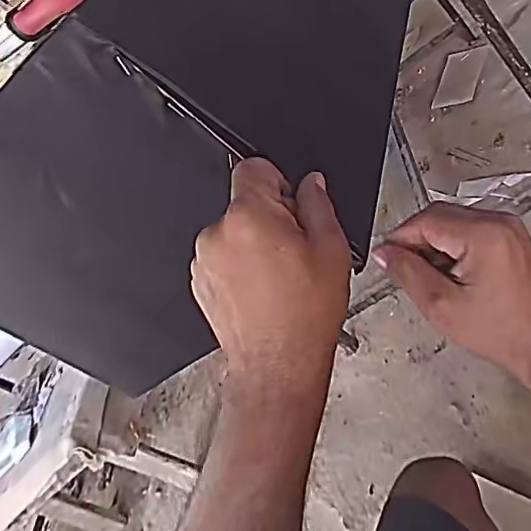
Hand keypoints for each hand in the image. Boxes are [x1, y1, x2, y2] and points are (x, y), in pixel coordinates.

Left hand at [191, 158, 350, 392]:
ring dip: (252, 242)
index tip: (288, 199)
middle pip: (244, 203)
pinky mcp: (199, 279)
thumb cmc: (304, 314)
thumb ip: (318, 204)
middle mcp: (217, 233)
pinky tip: (262, 289)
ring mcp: (204, 258)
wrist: (277, 364)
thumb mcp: (330, 249)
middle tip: (293, 249)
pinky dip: (239, 265)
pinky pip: (222, 256)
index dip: (276, 179)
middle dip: (269, 216)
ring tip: (278, 276)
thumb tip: (310, 183)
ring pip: (233, 231)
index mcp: (248, 217)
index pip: (252, 167)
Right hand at [373, 203, 530, 394]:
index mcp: (484, 236)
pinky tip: (452, 273)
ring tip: (435, 277)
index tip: (389, 258)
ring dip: (434, 243)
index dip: (400, 239)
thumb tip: (386, 253)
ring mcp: (507, 227)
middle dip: (416, 241)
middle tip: (408, 269)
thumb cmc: (501, 331)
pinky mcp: (509, 236)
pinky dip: (452, 246)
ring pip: (451, 221)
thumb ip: (407, 272)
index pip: (425, 221)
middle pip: (438, 215)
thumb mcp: (440, 305)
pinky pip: (468, 228)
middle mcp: (499, 223)